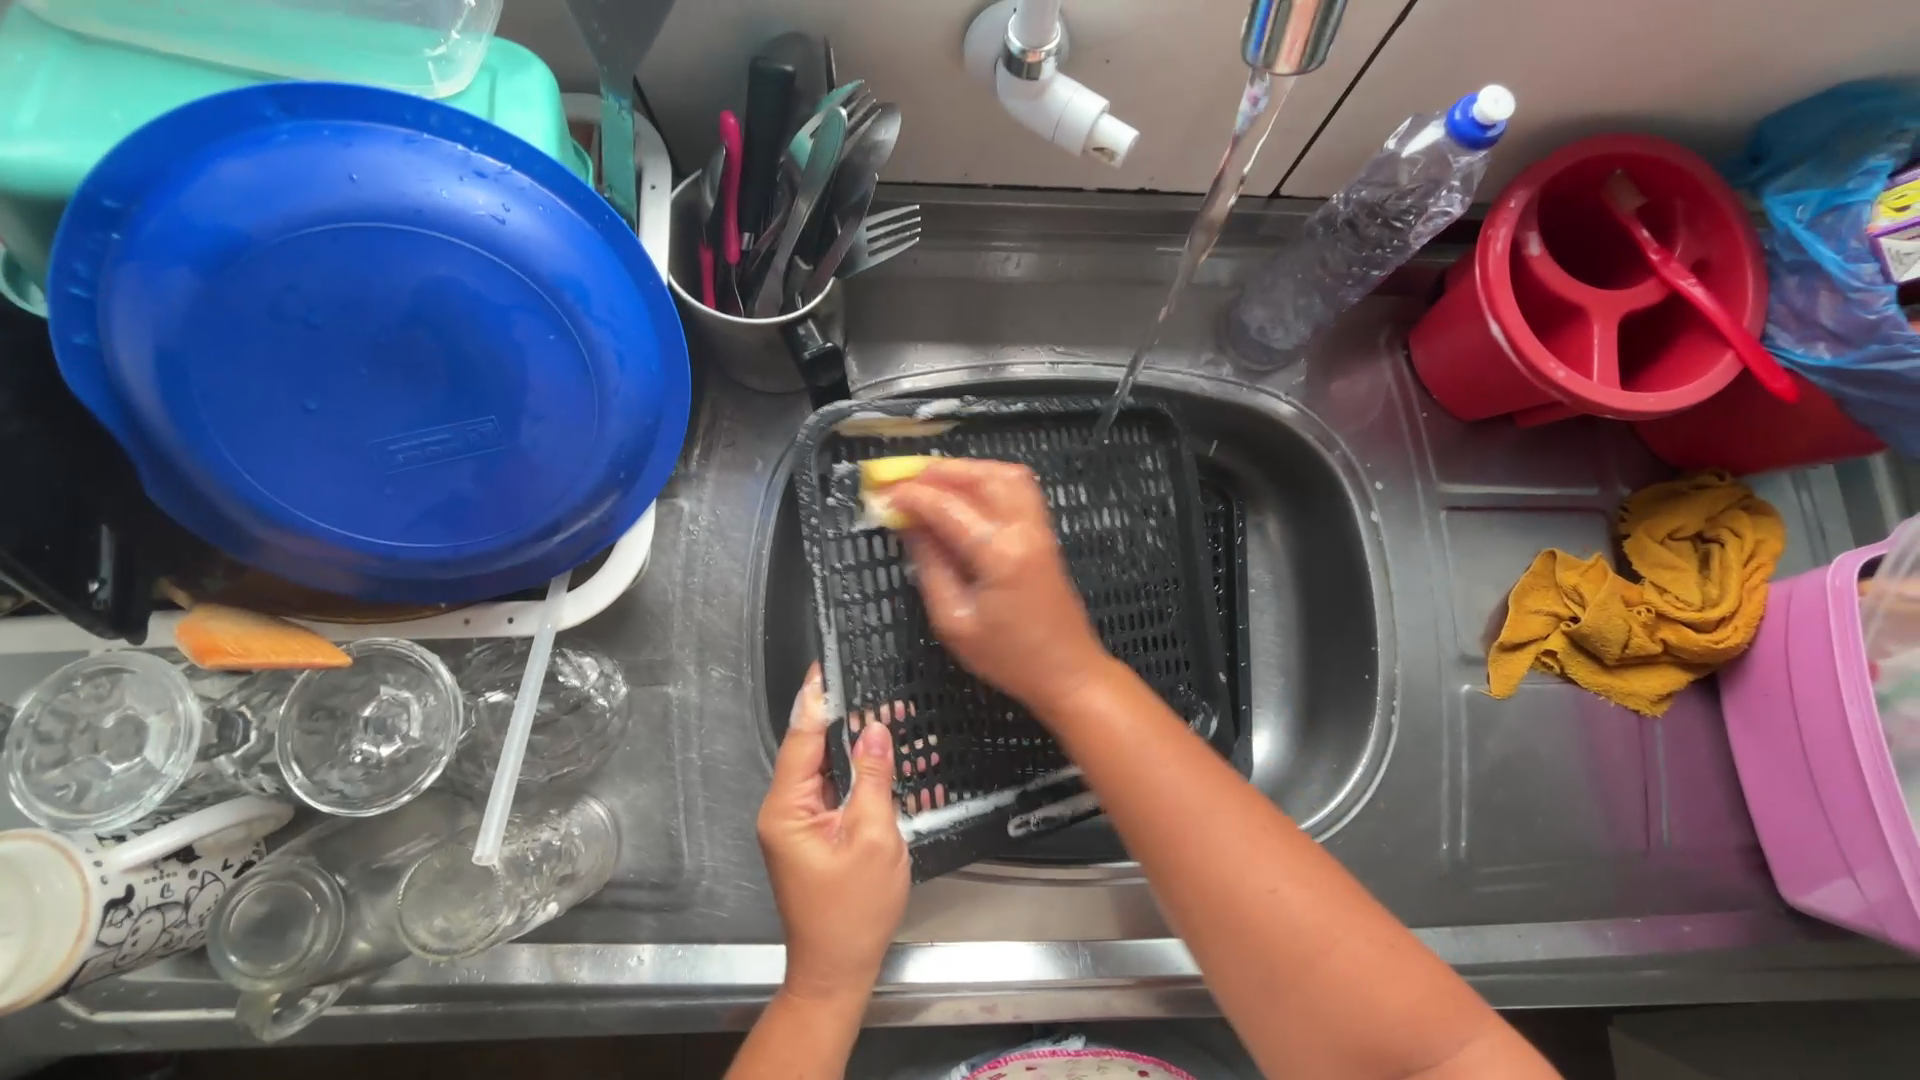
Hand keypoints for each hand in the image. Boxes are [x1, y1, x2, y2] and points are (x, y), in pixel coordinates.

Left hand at [757, 664, 909, 1002]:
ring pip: (825, 769)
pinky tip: (879, 755)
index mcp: (786, 808)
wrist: (837, 969)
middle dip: (842, 717)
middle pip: (812, 749)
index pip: (800, 737)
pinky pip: (832, 791)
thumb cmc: (853, 912)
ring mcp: (797, 823)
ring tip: (882, 710)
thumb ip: (873, 779)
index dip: (816, 698)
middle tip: (872, 683)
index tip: (826, 663)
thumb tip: (874, 729)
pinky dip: (855, 773)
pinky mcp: (813, 833)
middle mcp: (784, 809)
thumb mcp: (873, 838)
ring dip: (852, 745)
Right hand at [885, 459, 1114, 713]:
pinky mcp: (1044, 533)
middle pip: (980, 477)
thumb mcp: (953, 622)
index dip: (911, 496)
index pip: (947, 507)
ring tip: (929, 481)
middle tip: (901, 480)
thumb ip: (930, 567)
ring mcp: (1039, 527)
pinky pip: (1018, 488)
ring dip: (964, 470)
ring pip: (1004, 474)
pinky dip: (987, 479)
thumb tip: (909, 526)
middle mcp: (1023, 529)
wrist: (1068, 672)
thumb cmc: (1008, 658)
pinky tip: (963, 492)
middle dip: (937, 472)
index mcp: (999, 553)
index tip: (881, 495)